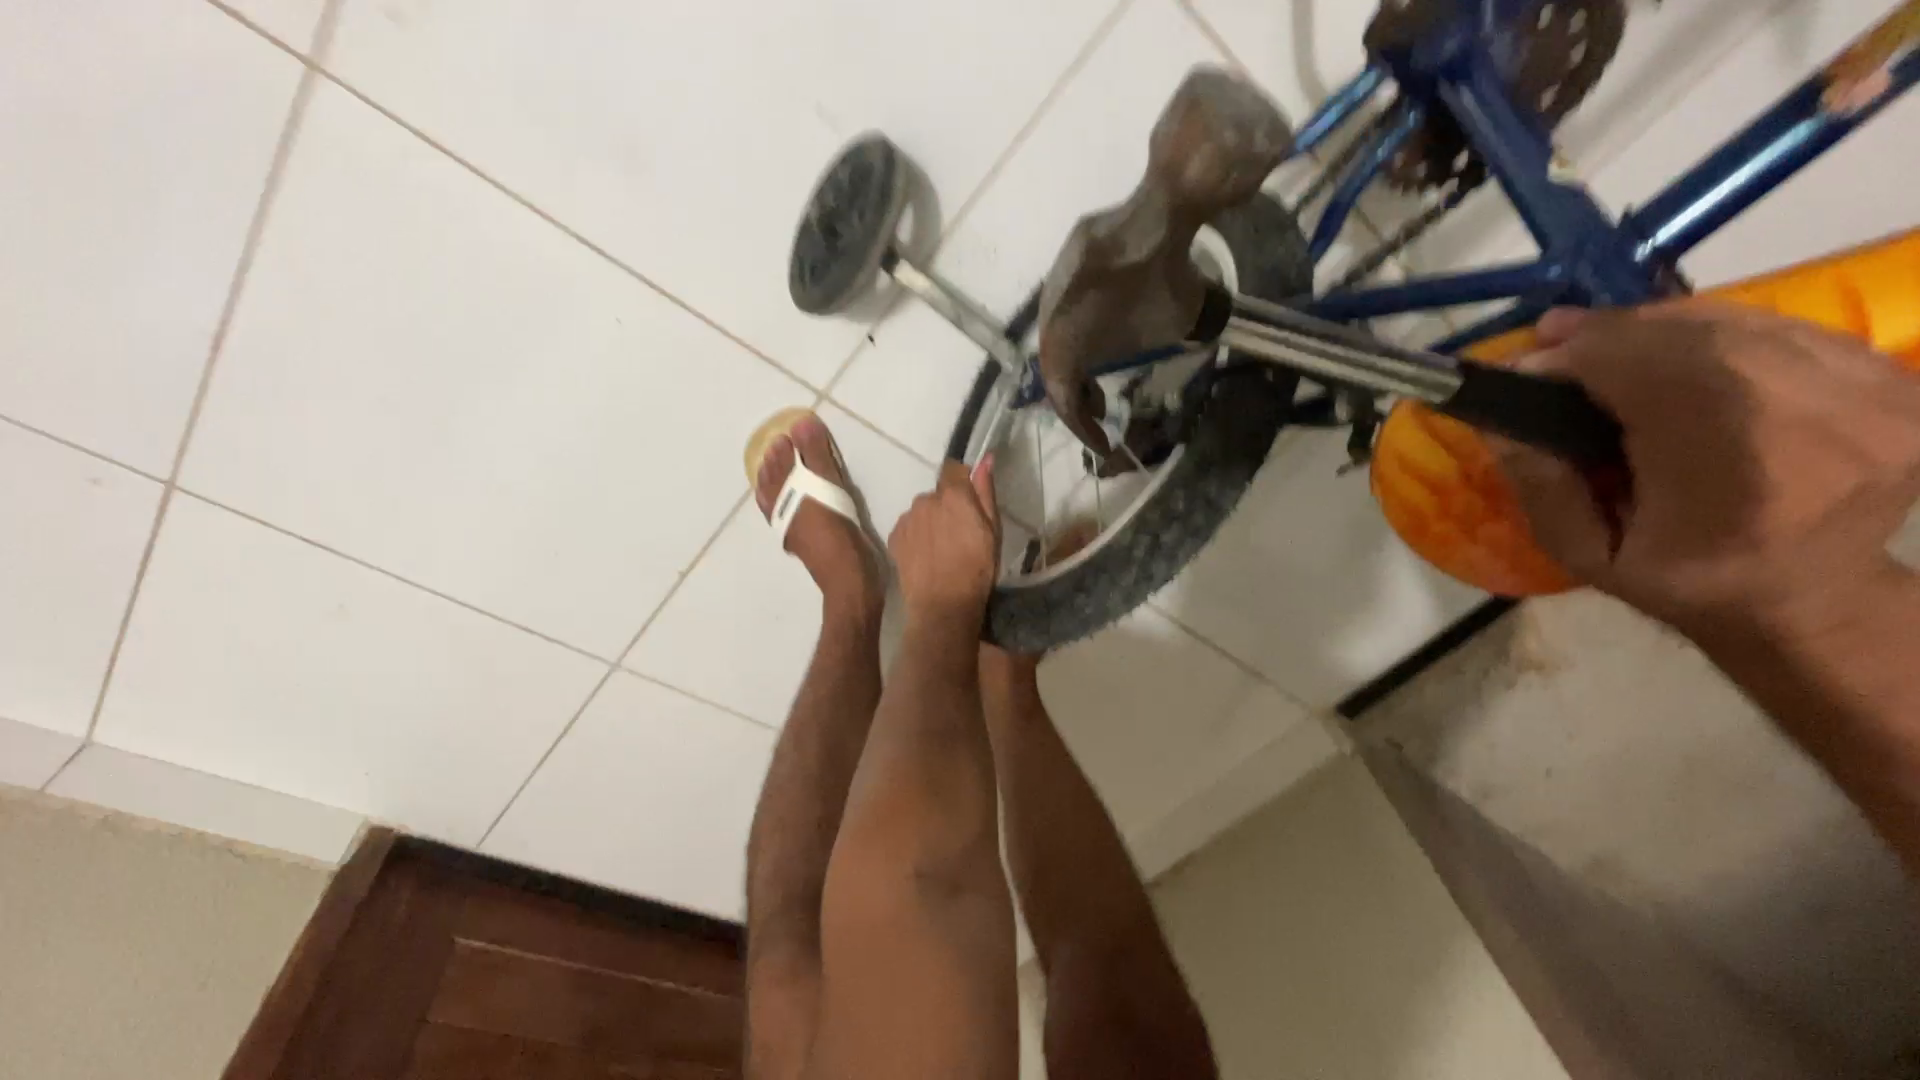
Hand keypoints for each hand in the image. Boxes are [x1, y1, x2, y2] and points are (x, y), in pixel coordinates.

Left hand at [890, 456, 1000, 622]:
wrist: (943, 605)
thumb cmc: (977, 569)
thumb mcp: (993, 530)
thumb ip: (986, 492)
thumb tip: (985, 459)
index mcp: (953, 495)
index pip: (954, 469)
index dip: (962, 481)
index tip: (969, 500)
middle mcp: (926, 499)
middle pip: (938, 494)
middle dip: (947, 506)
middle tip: (958, 533)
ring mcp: (907, 518)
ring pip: (922, 511)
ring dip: (931, 521)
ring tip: (941, 549)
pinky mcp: (894, 536)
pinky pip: (909, 527)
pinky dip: (917, 536)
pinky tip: (926, 556)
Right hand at [1490, 304, 1919, 637]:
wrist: (1806, 596)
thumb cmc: (1682, 581)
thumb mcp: (1586, 553)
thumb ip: (1539, 485)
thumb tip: (1494, 418)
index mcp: (1745, 479)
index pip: (1657, 375)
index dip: (1584, 356)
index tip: (1527, 362)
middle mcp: (1825, 424)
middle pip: (1700, 337)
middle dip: (1615, 333)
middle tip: (1554, 341)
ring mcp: (1873, 394)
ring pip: (1741, 322)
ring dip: (1659, 326)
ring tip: (1601, 341)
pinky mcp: (1890, 377)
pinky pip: (1780, 327)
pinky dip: (1713, 330)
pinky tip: (1670, 351)